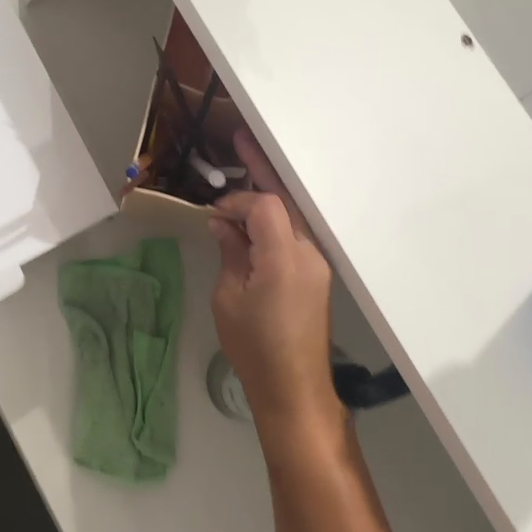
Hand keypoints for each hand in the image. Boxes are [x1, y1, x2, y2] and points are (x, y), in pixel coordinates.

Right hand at [209, 129, 342, 438]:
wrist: (294, 390)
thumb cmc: (255, 347)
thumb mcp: (229, 298)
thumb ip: (230, 253)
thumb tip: (224, 225)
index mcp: (284, 257)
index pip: (265, 206)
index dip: (238, 201)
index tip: (214, 214)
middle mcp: (308, 253)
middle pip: (285, 201)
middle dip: (262, 170)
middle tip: (241, 141)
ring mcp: (316, 265)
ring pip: (291, 217)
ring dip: (267, 197)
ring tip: (246, 172)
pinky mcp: (316, 277)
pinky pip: (293, 236)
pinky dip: (272, 223)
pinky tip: (252, 223)